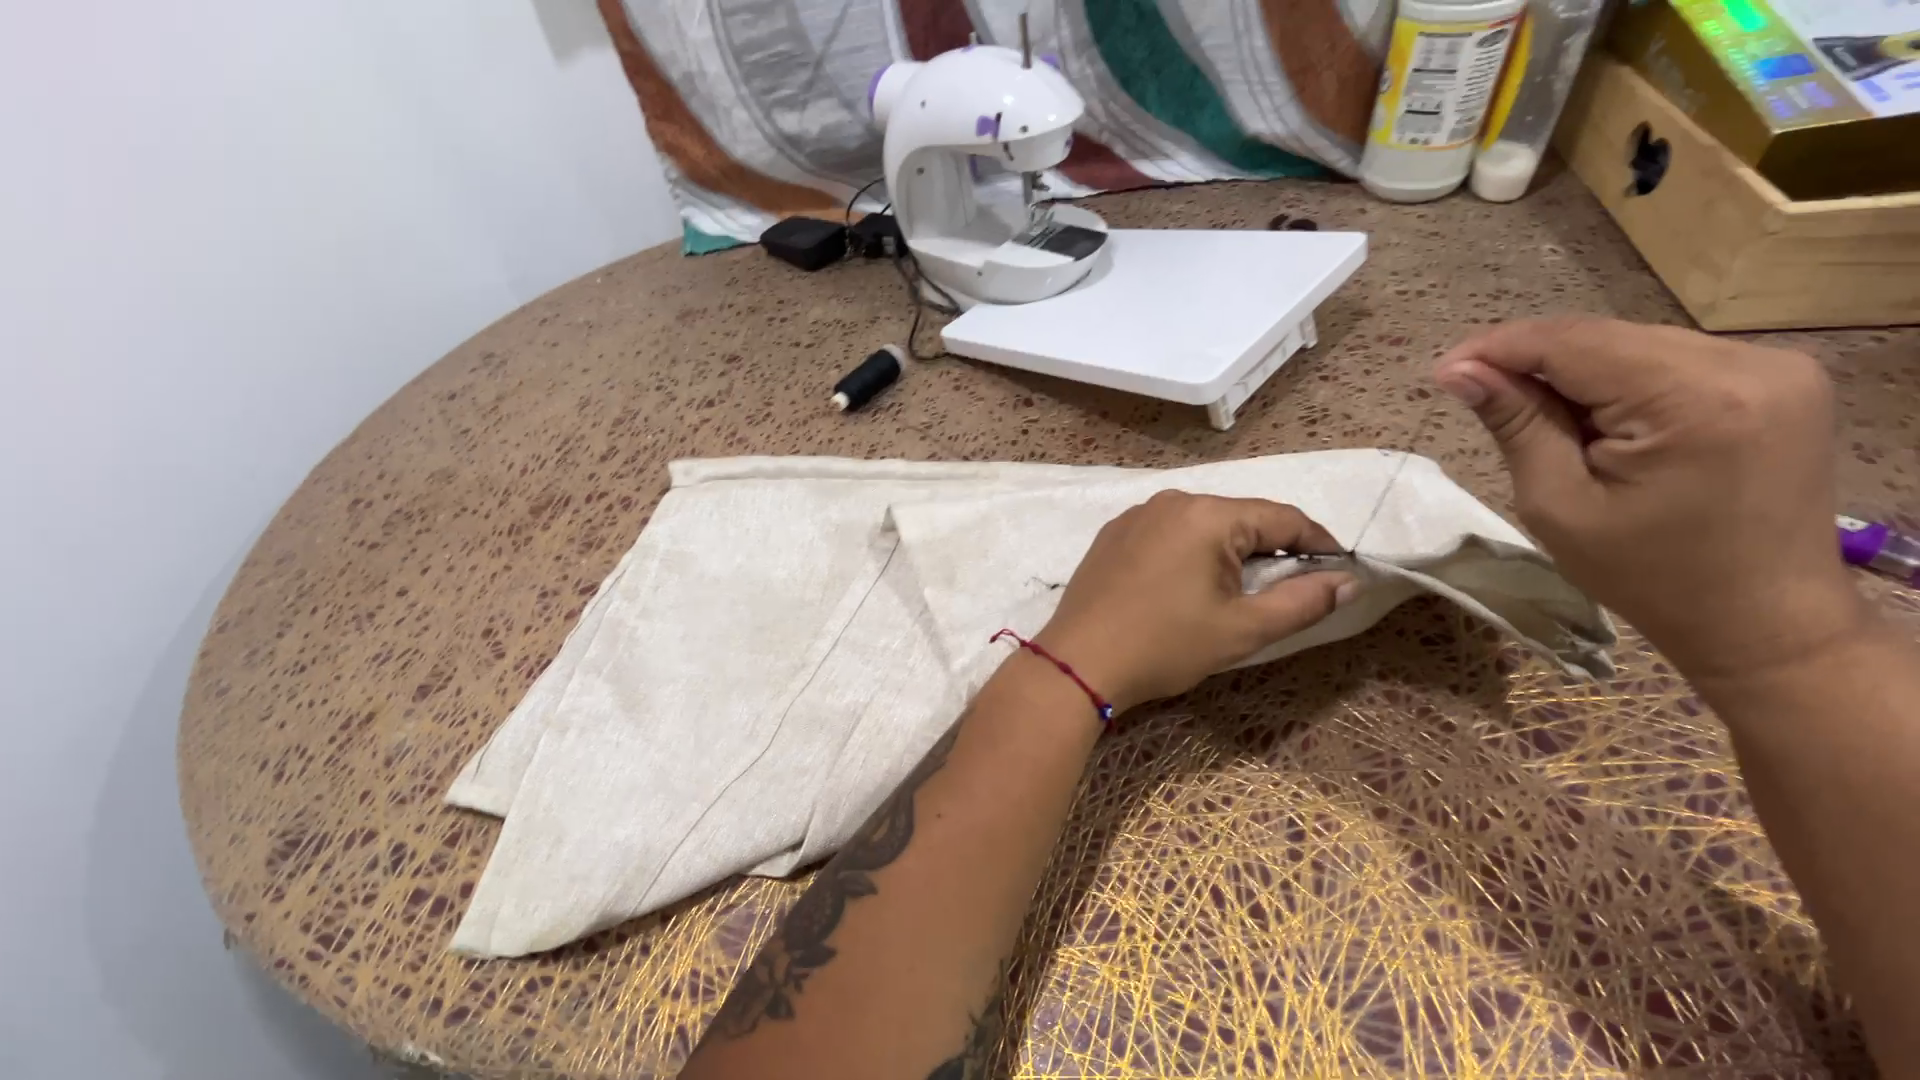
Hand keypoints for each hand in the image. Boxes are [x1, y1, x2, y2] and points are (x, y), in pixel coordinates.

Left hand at [1032, 493, 1356, 713]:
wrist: (1078, 663)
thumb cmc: (1165, 645)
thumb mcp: (1242, 629)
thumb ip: (1302, 602)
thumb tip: (1347, 581)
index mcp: (1207, 515)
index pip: (1282, 517)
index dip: (1319, 543)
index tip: (1339, 571)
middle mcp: (1171, 501)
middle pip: (1241, 517)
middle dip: (1272, 549)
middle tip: (1289, 589)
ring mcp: (1136, 516)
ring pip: (1202, 525)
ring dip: (1229, 552)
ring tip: (1239, 592)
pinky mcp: (1113, 535)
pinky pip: (1168, 534)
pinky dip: (1191, 553)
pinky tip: (1188, 587)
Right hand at [1433, 316, 1867, 678]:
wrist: (1764, 618)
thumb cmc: (1648, 576)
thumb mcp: (1558, 504)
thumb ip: (1516, 424)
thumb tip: (1458, 371)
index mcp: (1694, 399)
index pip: (1573, 342)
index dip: (1498, 347)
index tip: (1441, 371)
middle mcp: (1747, 363)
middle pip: (1605, 337)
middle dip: (1532, 360)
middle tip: (1474, 392)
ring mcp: (1775, 366)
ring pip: (1634, 344)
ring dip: (1573, 371)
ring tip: (1531, 413)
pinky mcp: (1781, 378)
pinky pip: (1671, 360)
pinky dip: (1617, 380)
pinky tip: (1593, 417)